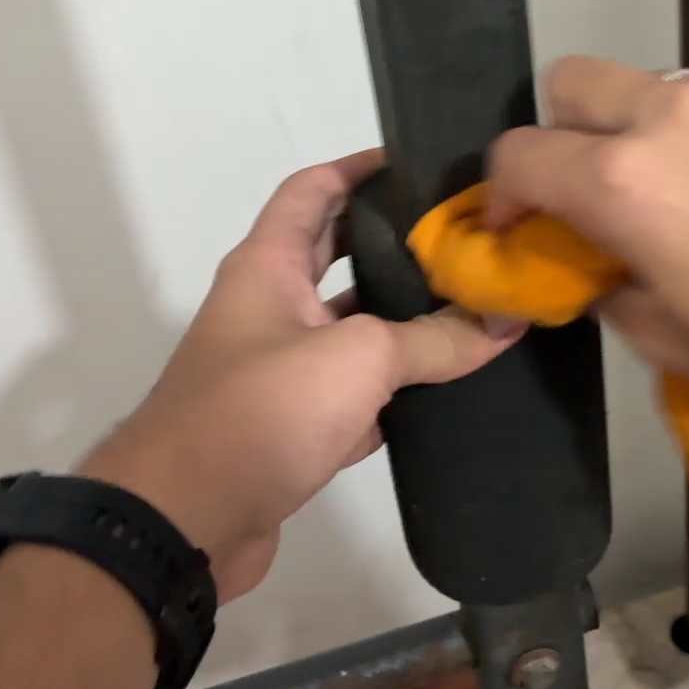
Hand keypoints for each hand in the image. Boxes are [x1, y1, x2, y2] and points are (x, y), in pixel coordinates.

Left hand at [80, 149, 522, 601]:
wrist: (181, 525)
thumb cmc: (260, 410)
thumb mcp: (358, 358)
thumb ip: (436, 338)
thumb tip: (507, 322)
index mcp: (269, 268)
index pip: (314, 191)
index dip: (359, 168)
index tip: (416, 163)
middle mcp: (272, 309)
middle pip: (339, 257)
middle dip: (395, 242)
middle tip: (462, 236)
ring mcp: (282, 370)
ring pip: (354, 328)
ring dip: (404, 319)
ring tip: (470, 305)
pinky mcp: (296, 426)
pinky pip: (358, 392)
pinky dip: (397, 388)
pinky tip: (448, 386)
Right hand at [486, 57, 688, 439]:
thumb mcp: (669, 341)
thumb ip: (608, 285)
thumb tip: (596, 262)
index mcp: (627, 184)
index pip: (519, 154)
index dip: (502, 192)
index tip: (519, 222)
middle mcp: (676, 115)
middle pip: (573, 80)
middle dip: (564, 132)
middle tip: (598, 190)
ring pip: (659, 89)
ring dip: (651, 134)